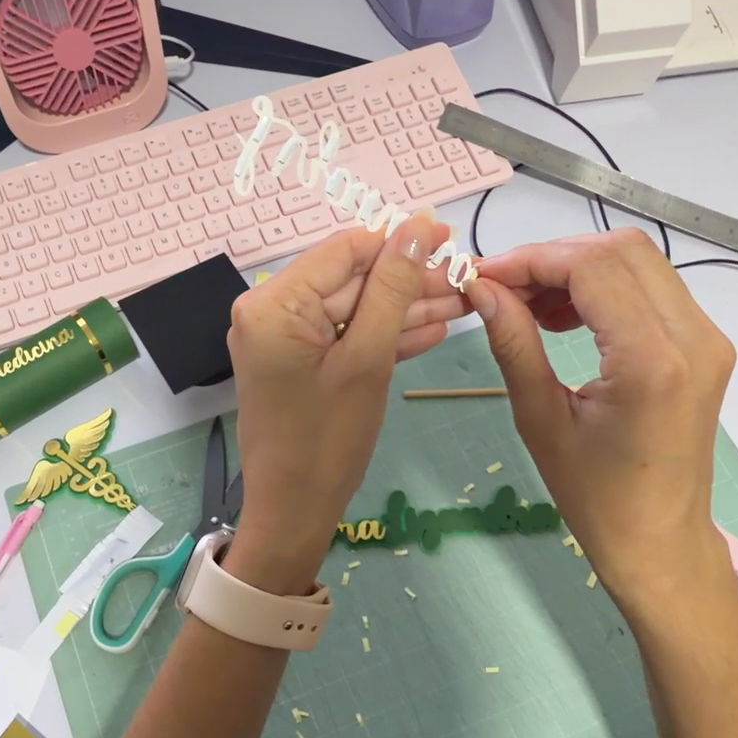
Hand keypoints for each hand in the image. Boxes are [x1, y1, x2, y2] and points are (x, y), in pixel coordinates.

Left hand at [223, 211, 461, 594]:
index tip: (452, 239)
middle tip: (467, 280)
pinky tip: (433, 330)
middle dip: (410, 282)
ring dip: (405, 310)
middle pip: (352, 281)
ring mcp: (284, 341)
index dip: (401, 241)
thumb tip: (420, 226)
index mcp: (275, 303)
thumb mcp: (367, 359)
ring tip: (464, 304)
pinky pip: (344, 340)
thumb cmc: (327, 440)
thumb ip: (393, 289)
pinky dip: (383, 338)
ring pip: (354, 312)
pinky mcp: (299, 366)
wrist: (295, 511)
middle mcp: (270, 313)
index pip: (345, 250)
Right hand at [468, 229, 735, 597]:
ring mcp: (707, 338)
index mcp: (649, 361)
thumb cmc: (594, 497)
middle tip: (502, 288)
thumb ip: (514, 346)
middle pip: (620, 252)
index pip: (590, 268)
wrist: (658, 539)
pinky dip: (605, 290)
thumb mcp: (541, 421)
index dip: (531, 259)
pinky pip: (653, 291)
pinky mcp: (706, 345)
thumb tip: (481, 291)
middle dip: (553, 258)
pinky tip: (565, 319)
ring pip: (639, 263)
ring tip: (528, 306)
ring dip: (578, 270)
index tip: (483, 275)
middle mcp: (691, 336)